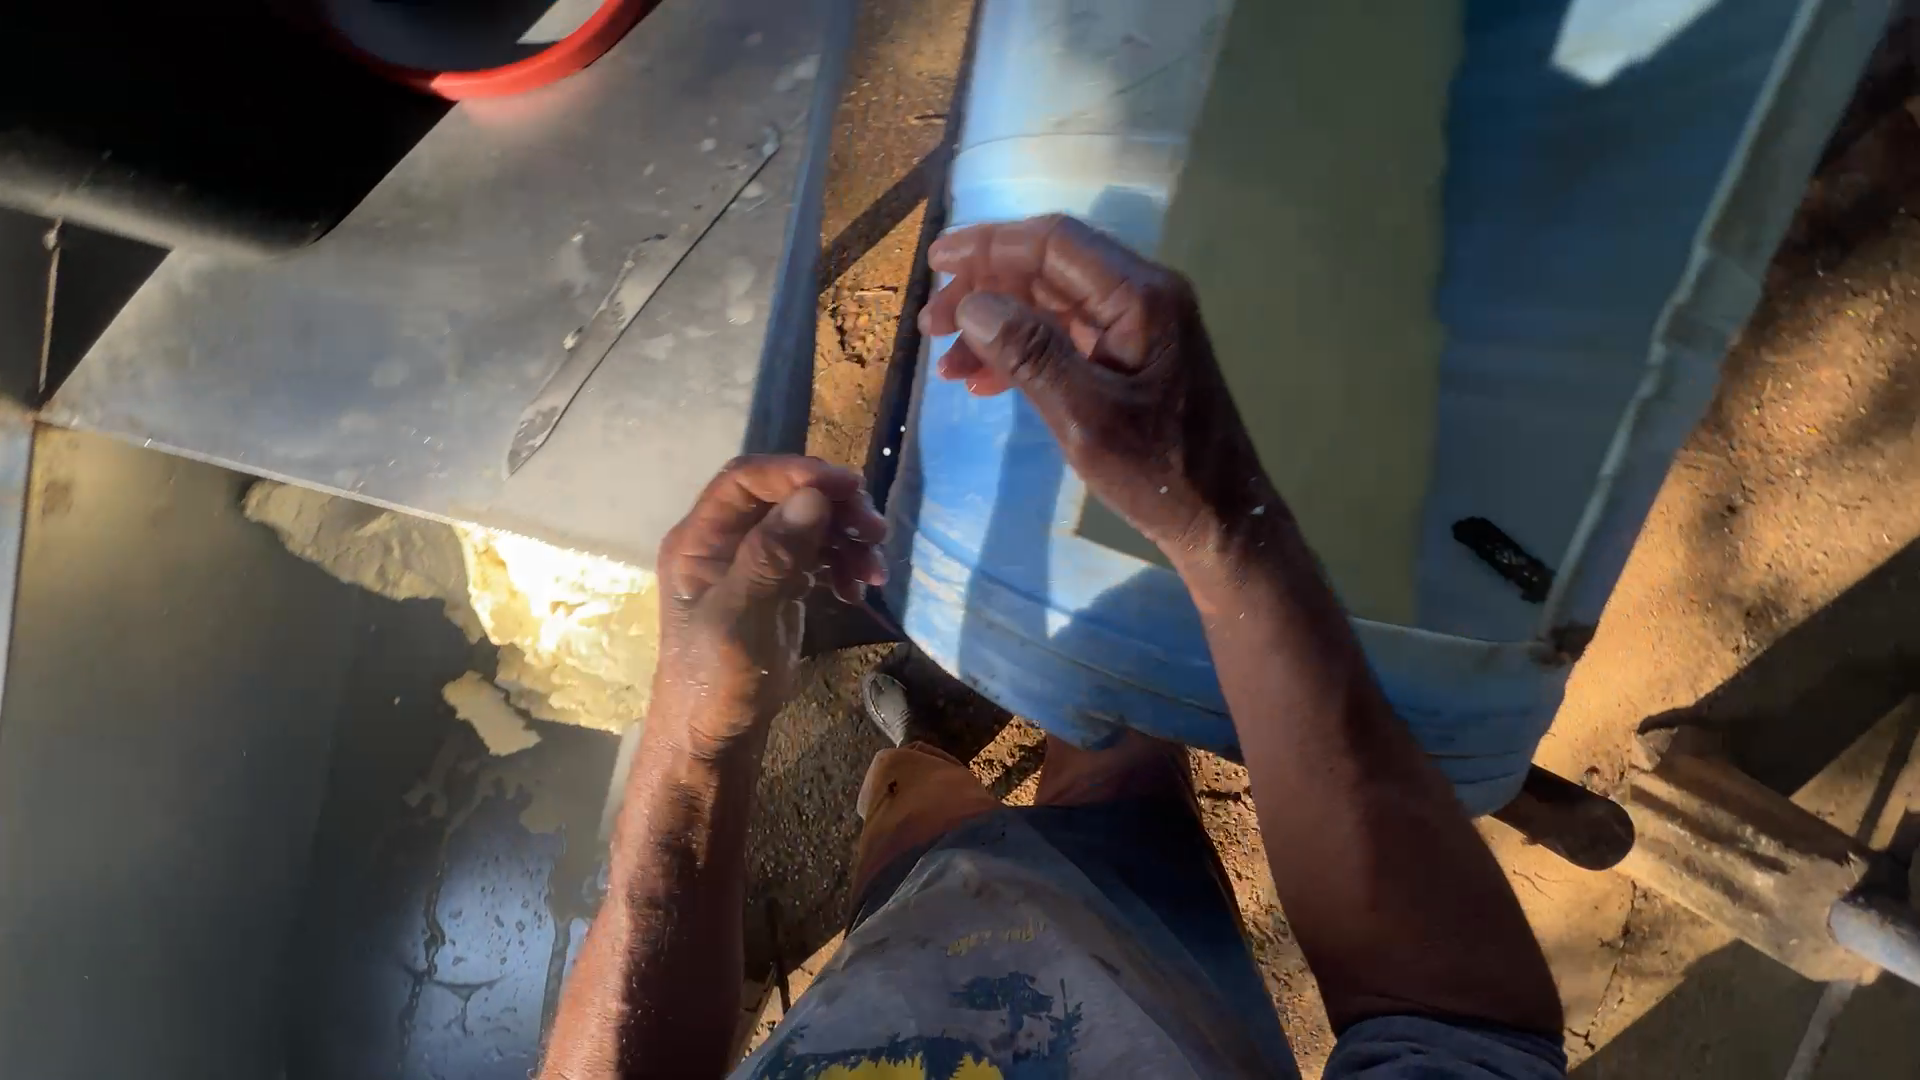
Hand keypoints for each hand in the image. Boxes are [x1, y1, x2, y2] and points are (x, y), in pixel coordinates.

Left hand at [652, 455, 887, 752]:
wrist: (720, 733)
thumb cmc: (716, 679)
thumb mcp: (741, 617)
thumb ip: (772, 556)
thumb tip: (813, 498)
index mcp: (701, 538)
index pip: (747, 479)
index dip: (796, 473)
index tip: (849, 485)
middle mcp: (727, 540)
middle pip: (786, 497)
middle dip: (834, 507)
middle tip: (874, 530)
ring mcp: (756, 560)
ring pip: (808, 524)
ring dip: (847, 539)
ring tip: (875, 570)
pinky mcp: (781, 582)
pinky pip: (818, 555)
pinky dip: (843, 564)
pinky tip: (857, 590)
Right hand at [919, 215, 1280, 574]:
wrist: (1218, 519)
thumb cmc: (1157, 472)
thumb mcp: (1085, 417)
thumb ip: (1030, 354)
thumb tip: (973, 305)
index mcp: (1141, 297)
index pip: (1053, 244)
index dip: (988, 247)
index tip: (935, 266)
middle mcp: (1142, 297)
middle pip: (1048, 270)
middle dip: (984, 291)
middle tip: (931, 327)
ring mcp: (1137, 329)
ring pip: (1051, 306)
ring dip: (997, 328)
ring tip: (950, 367)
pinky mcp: (1129, 360)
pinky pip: (1066, 340)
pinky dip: (1023, 354)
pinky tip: (987, 383)